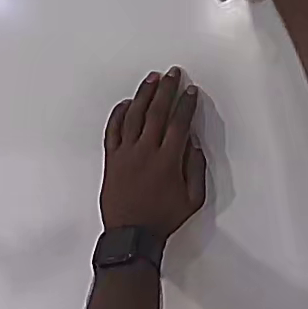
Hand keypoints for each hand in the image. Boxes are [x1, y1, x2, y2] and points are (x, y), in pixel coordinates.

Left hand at [101, 67, 207, 239]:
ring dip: (144, 94)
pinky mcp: (111, 158)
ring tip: (152, 79)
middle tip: (173, 73)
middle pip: (157, 112)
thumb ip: (196, 168)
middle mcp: (146, 152)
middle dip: (167, 90)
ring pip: (134, 115)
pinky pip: (113, 130)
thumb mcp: (193, 199)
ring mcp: (126, 153)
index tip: (191, 91)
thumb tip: (192, 143)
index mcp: (168, 161)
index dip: (186, 104)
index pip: (179, 123)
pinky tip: (126, 102)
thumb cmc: (162, 219)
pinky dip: (119, 113)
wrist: (130, 235)